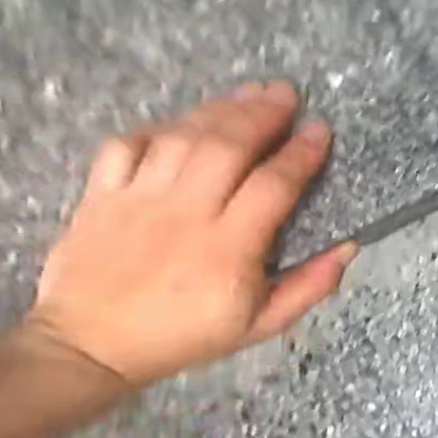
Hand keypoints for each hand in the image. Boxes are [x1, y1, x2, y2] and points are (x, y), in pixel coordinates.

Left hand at [25, 80, 358, 386]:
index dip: (301, 153)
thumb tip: (349, 246)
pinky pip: (128, 144)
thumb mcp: (263, 324)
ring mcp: (137, 200)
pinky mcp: (100, 195)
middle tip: (286, 93)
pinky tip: (186, 122)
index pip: (274, 185)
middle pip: (227, 147)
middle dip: (261, 113)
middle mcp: (185, 214)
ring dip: (220, 109)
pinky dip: (160, 127)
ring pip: (182, 138)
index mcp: (229, 248)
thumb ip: (310, 286)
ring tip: (249, 92)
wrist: (88, 346)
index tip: (320, 129)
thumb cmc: (187, 335)